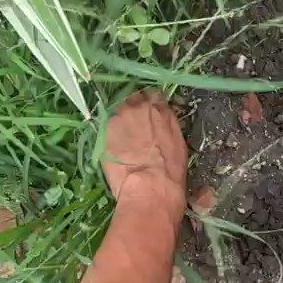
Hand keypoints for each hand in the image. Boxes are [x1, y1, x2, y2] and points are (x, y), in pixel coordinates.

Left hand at [101, 90, 186, 221]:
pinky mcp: (105, 131)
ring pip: (118, 113)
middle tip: (134, 127)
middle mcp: (140, 108)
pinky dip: (111, 135)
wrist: (150, 187)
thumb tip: (160, 127)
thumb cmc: (170, 173)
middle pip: (133, 99)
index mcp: (161, 110)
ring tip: (123, 140)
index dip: (150, 106)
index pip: (153, 96)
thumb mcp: (178, 144)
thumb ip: (167, 127)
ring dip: (121, 123)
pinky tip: (115, 149)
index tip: (148, 116)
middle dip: (133, 110)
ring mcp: (120, 117)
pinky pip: (107, 128)